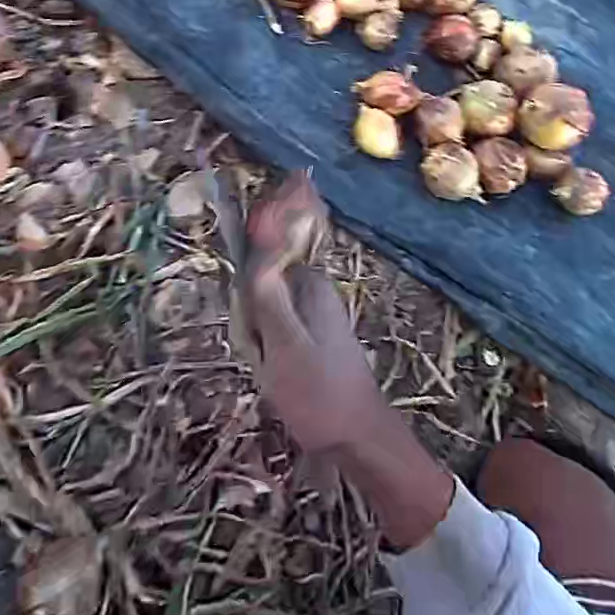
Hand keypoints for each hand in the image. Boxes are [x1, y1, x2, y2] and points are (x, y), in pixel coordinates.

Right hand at [242, 172, 385, 455]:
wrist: (359, 438)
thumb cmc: (320, 393)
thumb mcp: (284, 345)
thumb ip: (268, 296)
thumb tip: (259, 244)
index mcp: (310, 285)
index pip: (291, 233)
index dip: (285, 205)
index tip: (291, 176)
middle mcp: (315, 290)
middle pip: (271, 263)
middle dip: (255, 273)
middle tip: (255, 315)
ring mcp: (314, 312)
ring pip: (271, 293)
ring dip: (257, 312)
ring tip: (260, 347)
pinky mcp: (312, 333)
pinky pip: (278, 315)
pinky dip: (265, 325)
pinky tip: (266, 357)